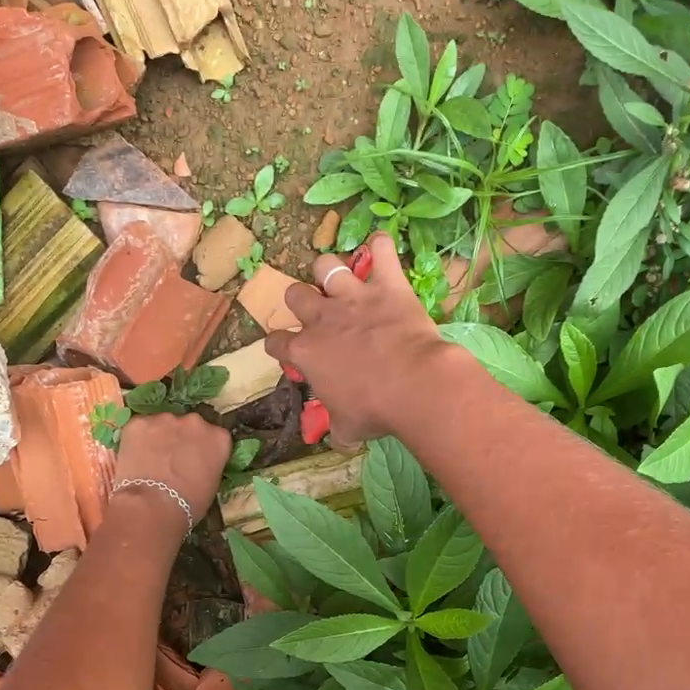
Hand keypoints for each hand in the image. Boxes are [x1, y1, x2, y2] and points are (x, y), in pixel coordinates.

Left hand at [113, 413, 229, 529]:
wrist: (152, 506)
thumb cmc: (188, 505)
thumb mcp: (210, 485)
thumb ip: (207, 465)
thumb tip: (196, 464)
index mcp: (218, 438)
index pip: (214, 437)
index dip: (203, 449)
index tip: (195, 462)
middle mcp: (195, 422)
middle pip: (189, 426)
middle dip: (181, 439)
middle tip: (171, 461)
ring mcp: (165, 419)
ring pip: (162, 425)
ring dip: (159, 438)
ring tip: (149, 461)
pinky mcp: (138, 422)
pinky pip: (139, 428)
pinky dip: (136, 440)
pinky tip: (134, 459)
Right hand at [264, 232, 455, 445]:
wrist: (414, 386)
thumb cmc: (374, 410)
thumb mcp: (347, 428)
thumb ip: (338, 429)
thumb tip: (340, 442)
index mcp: (305, 353)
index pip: (275, 343)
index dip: (279, 347)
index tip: (288, 352)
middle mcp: (322, 319)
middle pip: (295, 294)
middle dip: (301, 301)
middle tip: (317, 314)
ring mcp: (354, 297)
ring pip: (325, 265)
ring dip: (330, 271)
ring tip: (341, 282)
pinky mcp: (387, 285)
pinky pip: (381, 250)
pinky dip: (381, 248)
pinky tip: (381, 250)